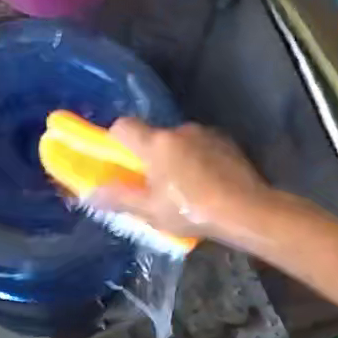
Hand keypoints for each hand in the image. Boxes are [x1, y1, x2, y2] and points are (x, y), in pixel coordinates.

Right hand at [94, 118, 272, 240]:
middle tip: (152, 185)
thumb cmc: (192, 211)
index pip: (123, 126)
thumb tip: (90, 193)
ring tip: (183, 189)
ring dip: (175, 158)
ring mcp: (205, 133)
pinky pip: (201, 146)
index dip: (115, 140)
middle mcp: (179, 130)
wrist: (246, 210)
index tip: (117, 161)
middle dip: (149, 156)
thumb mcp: (151, 211)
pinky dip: (197, 160)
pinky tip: (205, 184)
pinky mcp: (226, 141)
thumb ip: (119, 198)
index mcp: (156, 143)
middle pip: (153, 136)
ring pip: (178, 142)